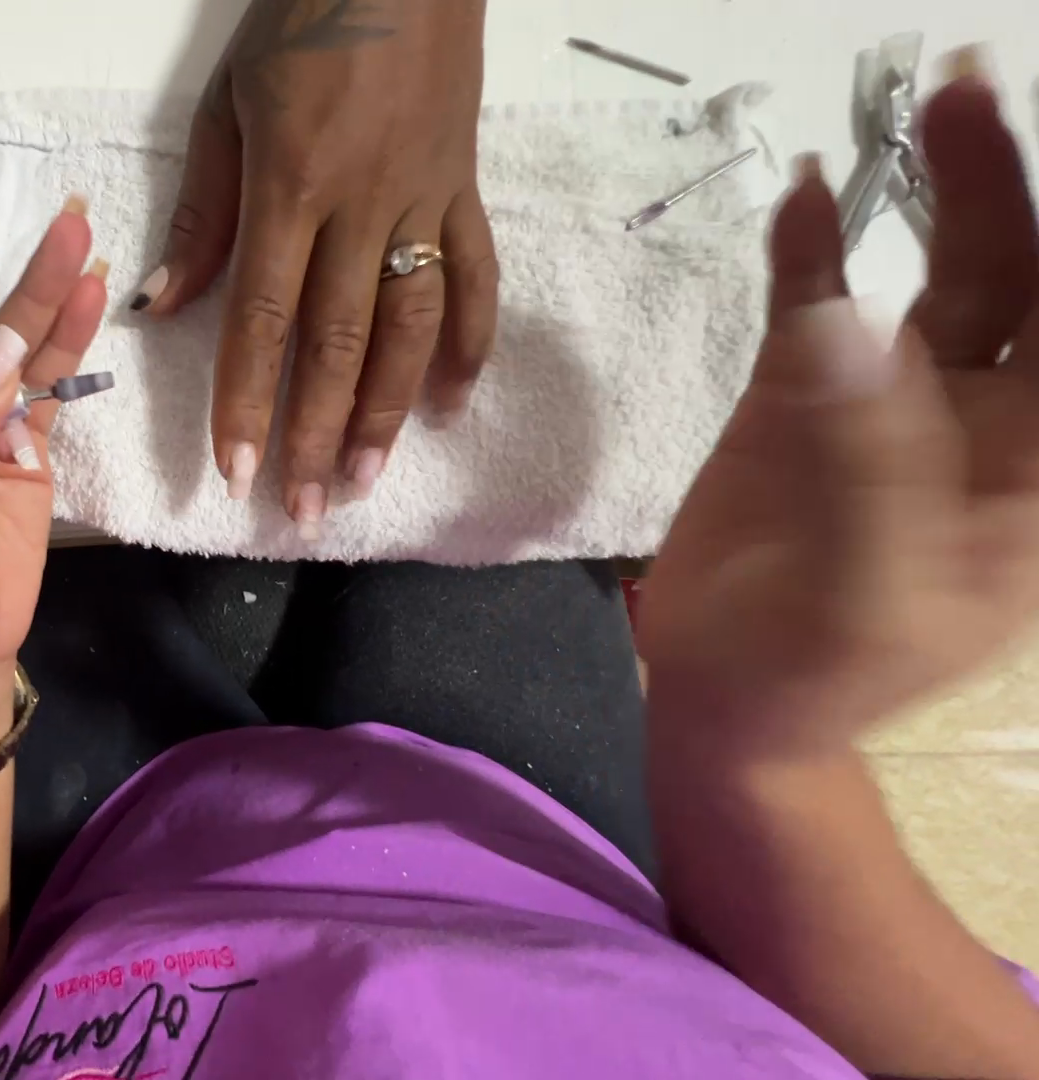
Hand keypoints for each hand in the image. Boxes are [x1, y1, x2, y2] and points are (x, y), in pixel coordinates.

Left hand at [134, 0, 495, 534]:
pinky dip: (471, 341)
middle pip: (339, 343)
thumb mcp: (226, 110)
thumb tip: (163, 304)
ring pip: (412, 325)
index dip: (248, 404)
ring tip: (371, 480)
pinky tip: (453, 401)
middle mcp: (362, 206)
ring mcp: (426, 199)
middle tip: (309, 510)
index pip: (262, 321)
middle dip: (320, 435)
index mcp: (290, 188)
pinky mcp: (468, 186)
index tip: (238, 474)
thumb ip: (202, 215)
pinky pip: (478, 273)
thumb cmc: (298, 20)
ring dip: (391, 411)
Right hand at [640, 72, 1038, 756]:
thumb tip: (837, 323)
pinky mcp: (789, 406)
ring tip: (914, 114)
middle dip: (1015, 185)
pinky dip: (803, 262)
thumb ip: (868, 464)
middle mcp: (985, 415)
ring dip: (929, 199)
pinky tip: (799, 207)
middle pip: (1023, 278)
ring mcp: (883, 404)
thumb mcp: (865, 590)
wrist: (720, 685)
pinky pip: (809, 318)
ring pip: (931, 280)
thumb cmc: (815, 664)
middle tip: (973, 92)